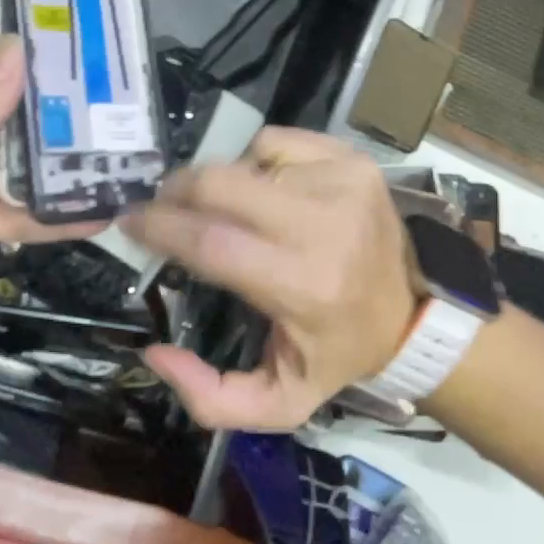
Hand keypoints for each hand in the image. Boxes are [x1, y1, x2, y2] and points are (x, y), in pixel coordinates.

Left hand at [0, 31, 104, 346]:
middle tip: (122, 105)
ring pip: (18, 161)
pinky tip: (94, 216)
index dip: (30, 46)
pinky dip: (48, 215)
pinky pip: (14, 211)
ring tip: (121, 157)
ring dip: (60, 162)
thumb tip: (19, 48)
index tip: (87, 44)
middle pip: (10, 107)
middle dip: (59, 106)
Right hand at [119, 127, 415, 429]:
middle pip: (219, 185)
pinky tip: (260, 186)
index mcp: (303, 286)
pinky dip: (253, 160)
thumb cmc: (337, 352)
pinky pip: (274, 142)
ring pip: (242, 159)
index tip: (131, 223)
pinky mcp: (352, 160)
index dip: (161, 228)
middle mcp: (324, 226)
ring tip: (220, 207)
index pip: (211, 243)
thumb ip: (211, 396)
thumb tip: (154, 352)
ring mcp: (342, 183)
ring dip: (217, 181)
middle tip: (160, 205)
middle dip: (175, 191)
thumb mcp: (281, 401)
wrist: (412, 317)